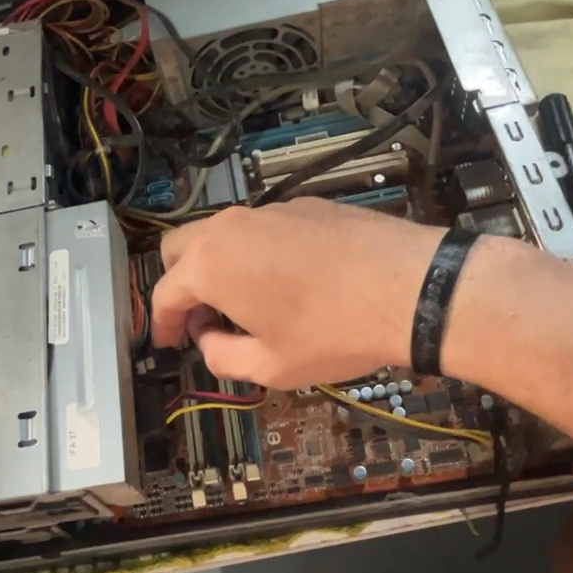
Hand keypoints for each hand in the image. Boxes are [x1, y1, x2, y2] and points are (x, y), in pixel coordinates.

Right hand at [149, 199, 446, 388]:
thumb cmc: (333, 332)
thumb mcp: (270, 366)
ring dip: (219, 267)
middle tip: (204, 320)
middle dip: (181, 284)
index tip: (170, 343)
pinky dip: (256, 253)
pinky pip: (262, 228)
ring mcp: (270, 210)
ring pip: (222, 234)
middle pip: (180, 249)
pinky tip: (290, 282)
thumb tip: (211, 342)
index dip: (163, 324)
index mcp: (211, 265)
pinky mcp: (305, 205)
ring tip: (248, 304)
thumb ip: (222, 357)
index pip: (164, 293)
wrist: (410, 286)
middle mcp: (231, 227)